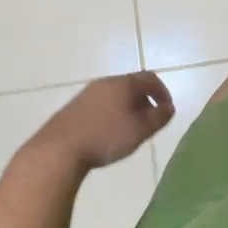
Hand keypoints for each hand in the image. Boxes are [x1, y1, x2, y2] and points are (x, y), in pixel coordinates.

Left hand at [29, 72, 174, 169]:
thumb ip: (158, 117)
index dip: (163, 92)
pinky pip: (101, 103)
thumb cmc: (105, 137)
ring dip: (128, 107)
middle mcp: (104, 83)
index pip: (150, 78)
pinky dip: (112, 112)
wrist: (58, 149)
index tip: (167, 110)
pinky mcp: (74, 107)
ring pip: (115, 94)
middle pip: (131, 85)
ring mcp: (86, 94)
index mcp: (122, 83)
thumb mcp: (139, 130)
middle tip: (150, 120)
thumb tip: (169, 107)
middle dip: (145, 100)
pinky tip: (108, 132)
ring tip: (130, 128)